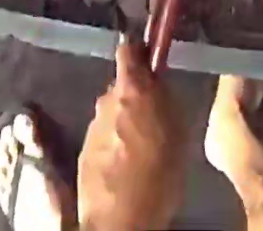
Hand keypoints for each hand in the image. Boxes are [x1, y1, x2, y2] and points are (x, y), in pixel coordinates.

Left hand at [77, 37, 184, 230]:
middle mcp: (107, 102)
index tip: (149, 55)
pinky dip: (113, 144)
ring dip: (123, 121)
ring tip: (140, 146)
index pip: (128, 49)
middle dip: (135, 94)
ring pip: (111, 113)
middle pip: (121, 86)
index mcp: (132, 89)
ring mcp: (92, 129)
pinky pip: (103, 138)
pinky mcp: (83, 155)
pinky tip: (125, 164)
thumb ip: (166, 98)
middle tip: (153, 114)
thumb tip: (159, 83)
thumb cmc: (160, 173)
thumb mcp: (180, 129)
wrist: (121, 223)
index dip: (138, 50)